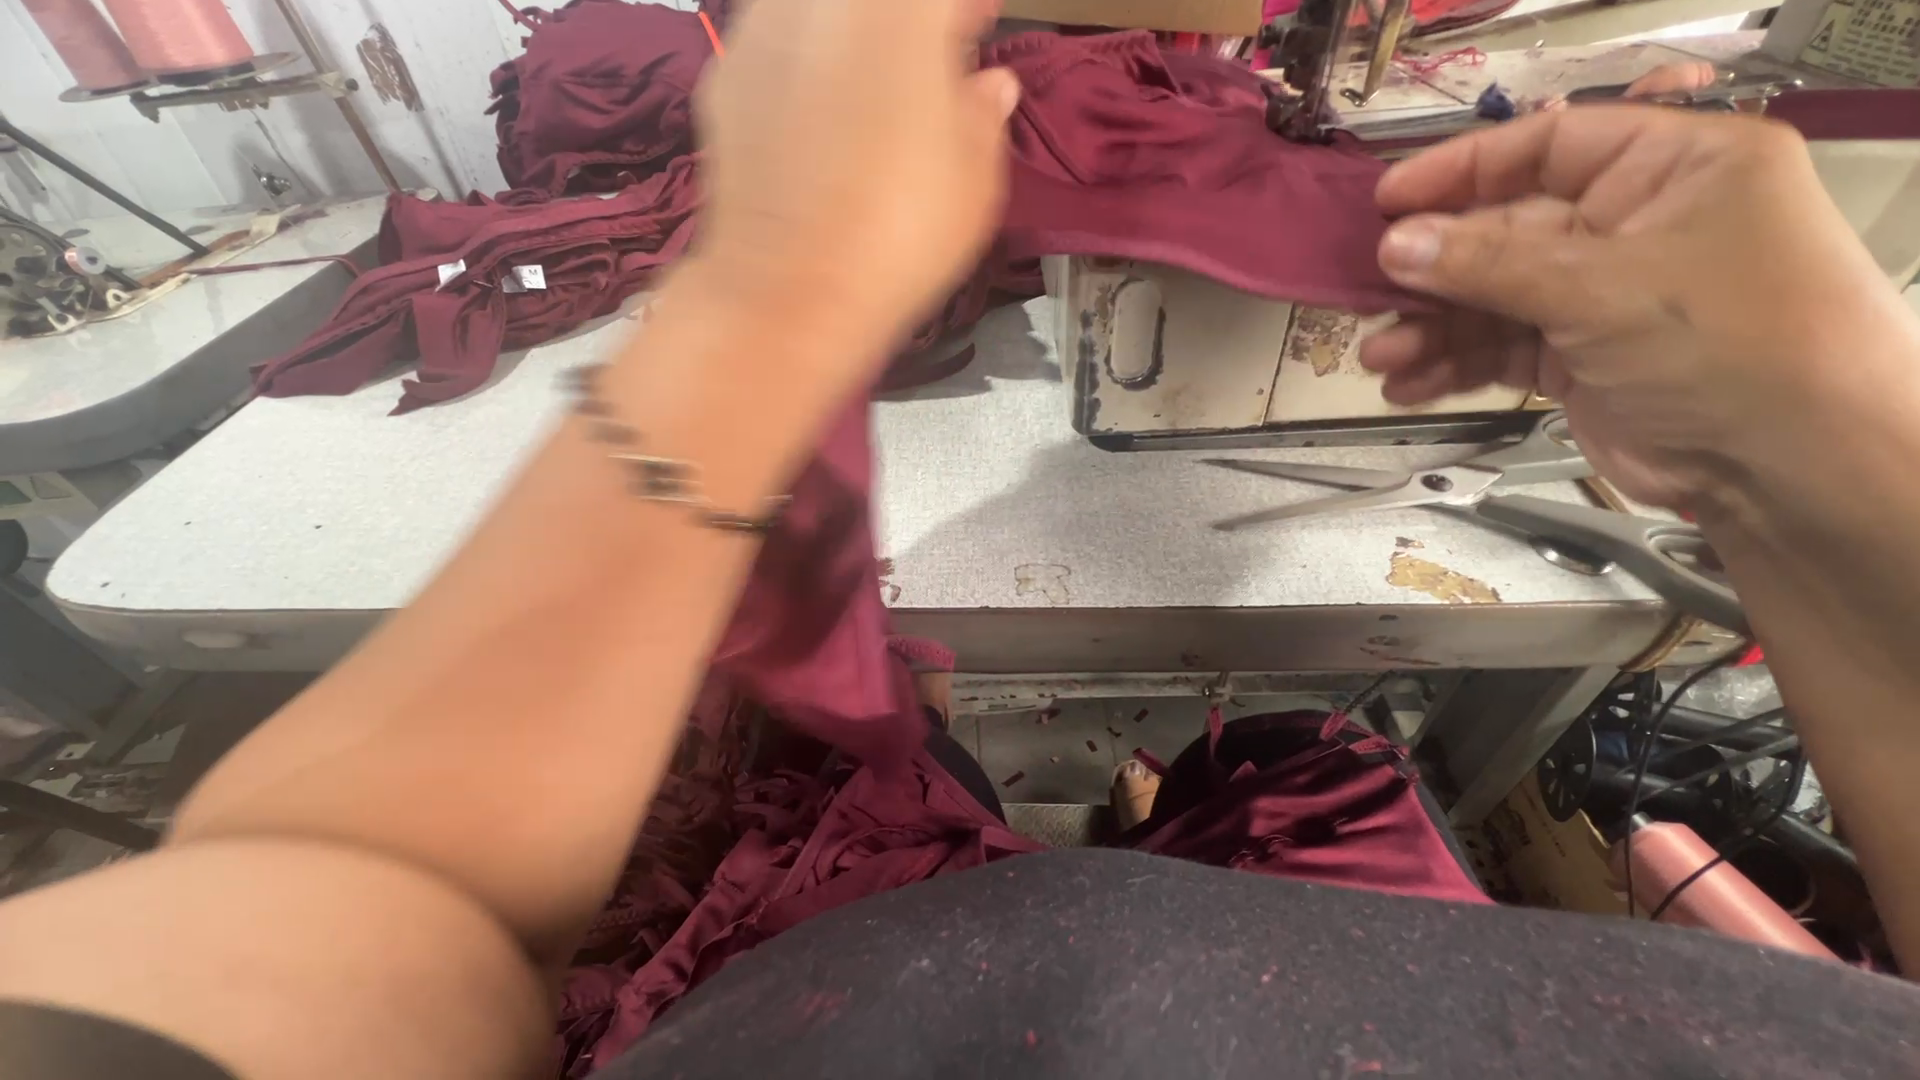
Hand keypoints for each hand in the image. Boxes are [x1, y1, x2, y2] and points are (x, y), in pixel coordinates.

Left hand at [691, 0, 1019, 381]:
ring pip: (820, 12)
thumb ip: (984, 114)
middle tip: (925, 61)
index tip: (980, 24)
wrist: (790, 292)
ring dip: (850, 34)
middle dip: (908, 21)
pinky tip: (817, 112)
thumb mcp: (975, 182)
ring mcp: (765, 25)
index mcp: (903, 13)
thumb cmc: (900, 237)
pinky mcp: (726, 71)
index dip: (966, 9)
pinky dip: (804, 56)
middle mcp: (828, 1)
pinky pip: (777, 37)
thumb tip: (987, 87)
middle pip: (877, 0)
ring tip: (868, 83)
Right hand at [1359, 106, 1918, 510]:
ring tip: (1379, 358)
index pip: (1548, 147)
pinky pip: (1496, 350)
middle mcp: (1630, 227)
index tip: (1386, 201)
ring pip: (1489, 300)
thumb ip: (1488, 265)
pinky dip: (1451, 368)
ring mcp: (1598, 296)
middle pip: (1502, 234)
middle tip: (1368, 297)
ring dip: (1431, 330)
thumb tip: (1393, 246)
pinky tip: (1409, 386)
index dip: (1462, 171)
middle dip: (1432, 273)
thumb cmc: (1728, 345)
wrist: (1782, 467)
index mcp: (1669, 172)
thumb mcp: (1601, 289)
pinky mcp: (1574, 357)